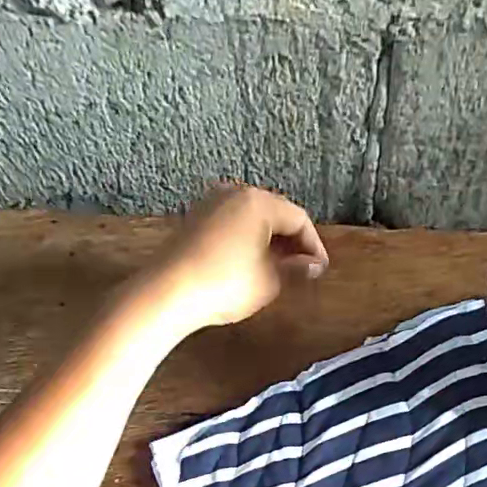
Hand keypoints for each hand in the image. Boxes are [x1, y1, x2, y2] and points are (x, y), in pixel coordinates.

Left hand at [132, 184, 328, 331]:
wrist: (168, 293)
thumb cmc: (225, 285)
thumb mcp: (269, 281)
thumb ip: (295, 270)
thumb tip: (312, 266)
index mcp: (259, 201)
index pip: (299, 219)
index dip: (313, 246)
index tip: (318, 270)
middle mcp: (234, 193)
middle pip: (274, 214)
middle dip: (290, 242)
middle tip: (301, 270)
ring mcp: (210, 204)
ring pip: (251, 219)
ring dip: (267, 242)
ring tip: (276, 270)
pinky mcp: (193, 220)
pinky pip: (230, 225)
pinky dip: (245, 241)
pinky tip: (248, 265)